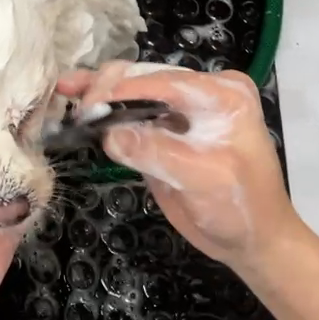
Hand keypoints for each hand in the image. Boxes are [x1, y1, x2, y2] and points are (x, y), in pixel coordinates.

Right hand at [57, 61, 299, 275]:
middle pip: (142, 77)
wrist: (253, 242)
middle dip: (105, 87)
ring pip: (131, 87)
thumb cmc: (240, 208)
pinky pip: (130, 108)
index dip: (123, 90)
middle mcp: (202, 89)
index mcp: (222, 93)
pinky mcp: (163, 124)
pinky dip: (103, 107)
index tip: (89, 107)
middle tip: (77, 107)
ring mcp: (181, 106)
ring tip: (65, 91)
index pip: (163, 81)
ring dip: (97, 90)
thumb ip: (157, 151)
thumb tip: (109, 134)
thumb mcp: (203, 179)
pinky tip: (75, 99)